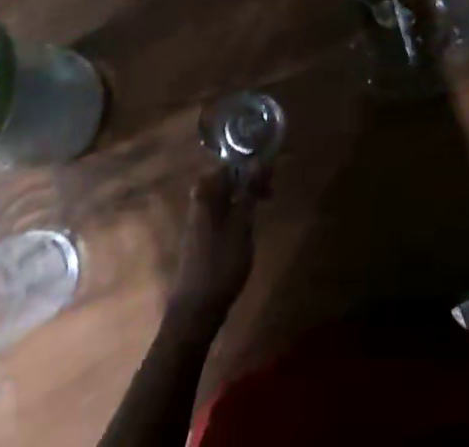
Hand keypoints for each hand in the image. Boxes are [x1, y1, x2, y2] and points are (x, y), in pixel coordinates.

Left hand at [167, 165, 268, 326]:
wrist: (196, 309)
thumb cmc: (221, 263)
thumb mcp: (242, 225)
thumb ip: (250, 191)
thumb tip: (261, 160)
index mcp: (206, 194)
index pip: (229, 165)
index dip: (252, 166)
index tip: (272, 174)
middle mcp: (199, 201)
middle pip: (226, 179)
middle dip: (250, 180)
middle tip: (270, 193)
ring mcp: (198, 219)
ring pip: (225, 196)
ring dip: (245, 196)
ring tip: (265, 205)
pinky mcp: (202, 235)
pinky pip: (222, 211)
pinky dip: (237, 210)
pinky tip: (249, 224)